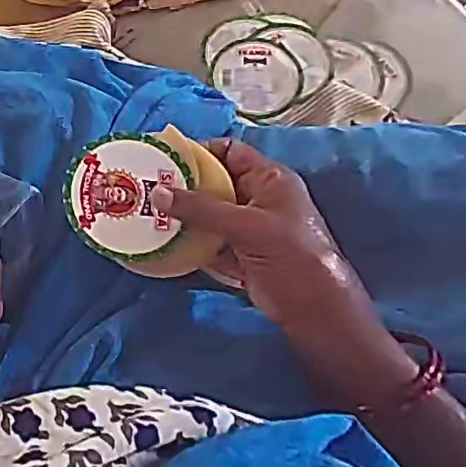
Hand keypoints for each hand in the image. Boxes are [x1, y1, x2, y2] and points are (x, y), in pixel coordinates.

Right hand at [153, 139, 416, 405]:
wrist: (316, 315)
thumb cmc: (291, 257)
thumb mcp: (246, 226)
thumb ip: (200, 208)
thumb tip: (157, 192)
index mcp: (270, 179)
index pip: (230, 151)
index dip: (199, 151)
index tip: (166, 159)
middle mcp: (259, 198)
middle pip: (215, 182)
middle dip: (184, 185)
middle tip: (150, 187)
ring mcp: (250, 228)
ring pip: (209, 213)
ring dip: (184, 214)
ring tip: (150, 212)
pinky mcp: (241, 254)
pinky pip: (210, 239)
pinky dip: (191, 239)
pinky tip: (165, 239)